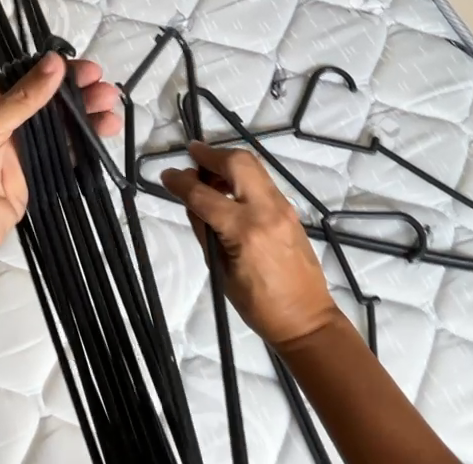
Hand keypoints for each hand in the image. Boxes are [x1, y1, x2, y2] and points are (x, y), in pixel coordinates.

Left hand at [0, 52, 122, 283]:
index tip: (90, 71)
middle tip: (109, 93)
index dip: (59, 75)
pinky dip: (82, 151)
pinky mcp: (31, 183)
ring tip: (113, 115)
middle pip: (48, 106)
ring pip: (58, 133)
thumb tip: (56, 61)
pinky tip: (102, 140)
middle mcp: (3, 127)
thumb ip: (24, 99)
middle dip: (79, 98)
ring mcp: (18, 156)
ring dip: (85, 123)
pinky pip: (60, 162)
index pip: (29, 81)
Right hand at [161, 142, 341, 348]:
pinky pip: (262, 179)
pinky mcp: (290, 209)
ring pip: (252, 165)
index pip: (204, 196)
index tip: (166, 175)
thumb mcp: (220, 270)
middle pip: (237, 163)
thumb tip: (190, 198)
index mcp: (245, 232)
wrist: (306, 318)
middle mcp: (266, 210)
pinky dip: (241, 174)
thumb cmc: (258, 304)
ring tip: (208, 173)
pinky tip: (228, 187)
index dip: (180, 182)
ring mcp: (282, 207)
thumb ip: (204, 229)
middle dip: (210, 154)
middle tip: (192, 154)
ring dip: (227, 161)